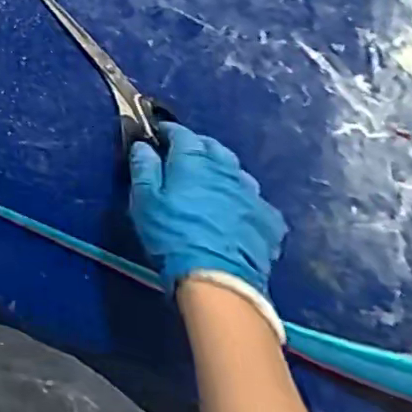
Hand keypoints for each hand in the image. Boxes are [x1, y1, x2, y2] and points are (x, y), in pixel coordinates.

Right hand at [130, 122, 286, 298]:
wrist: (218, 281)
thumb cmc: (173, 235)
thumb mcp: (144, 200)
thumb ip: (143, 168)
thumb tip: (142, 145)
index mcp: (193, 160)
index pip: (181, 133)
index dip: (168, 131)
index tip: (158, 134)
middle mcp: (225, 169)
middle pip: (213, 147)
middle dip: (197, 147)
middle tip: (182, 158)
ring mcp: (251, 194)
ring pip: (236, 172)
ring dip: (222, 172)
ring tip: (210, 185)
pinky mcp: (269, 221)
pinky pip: (255, 202)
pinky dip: (243, 202)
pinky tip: (237, 214)